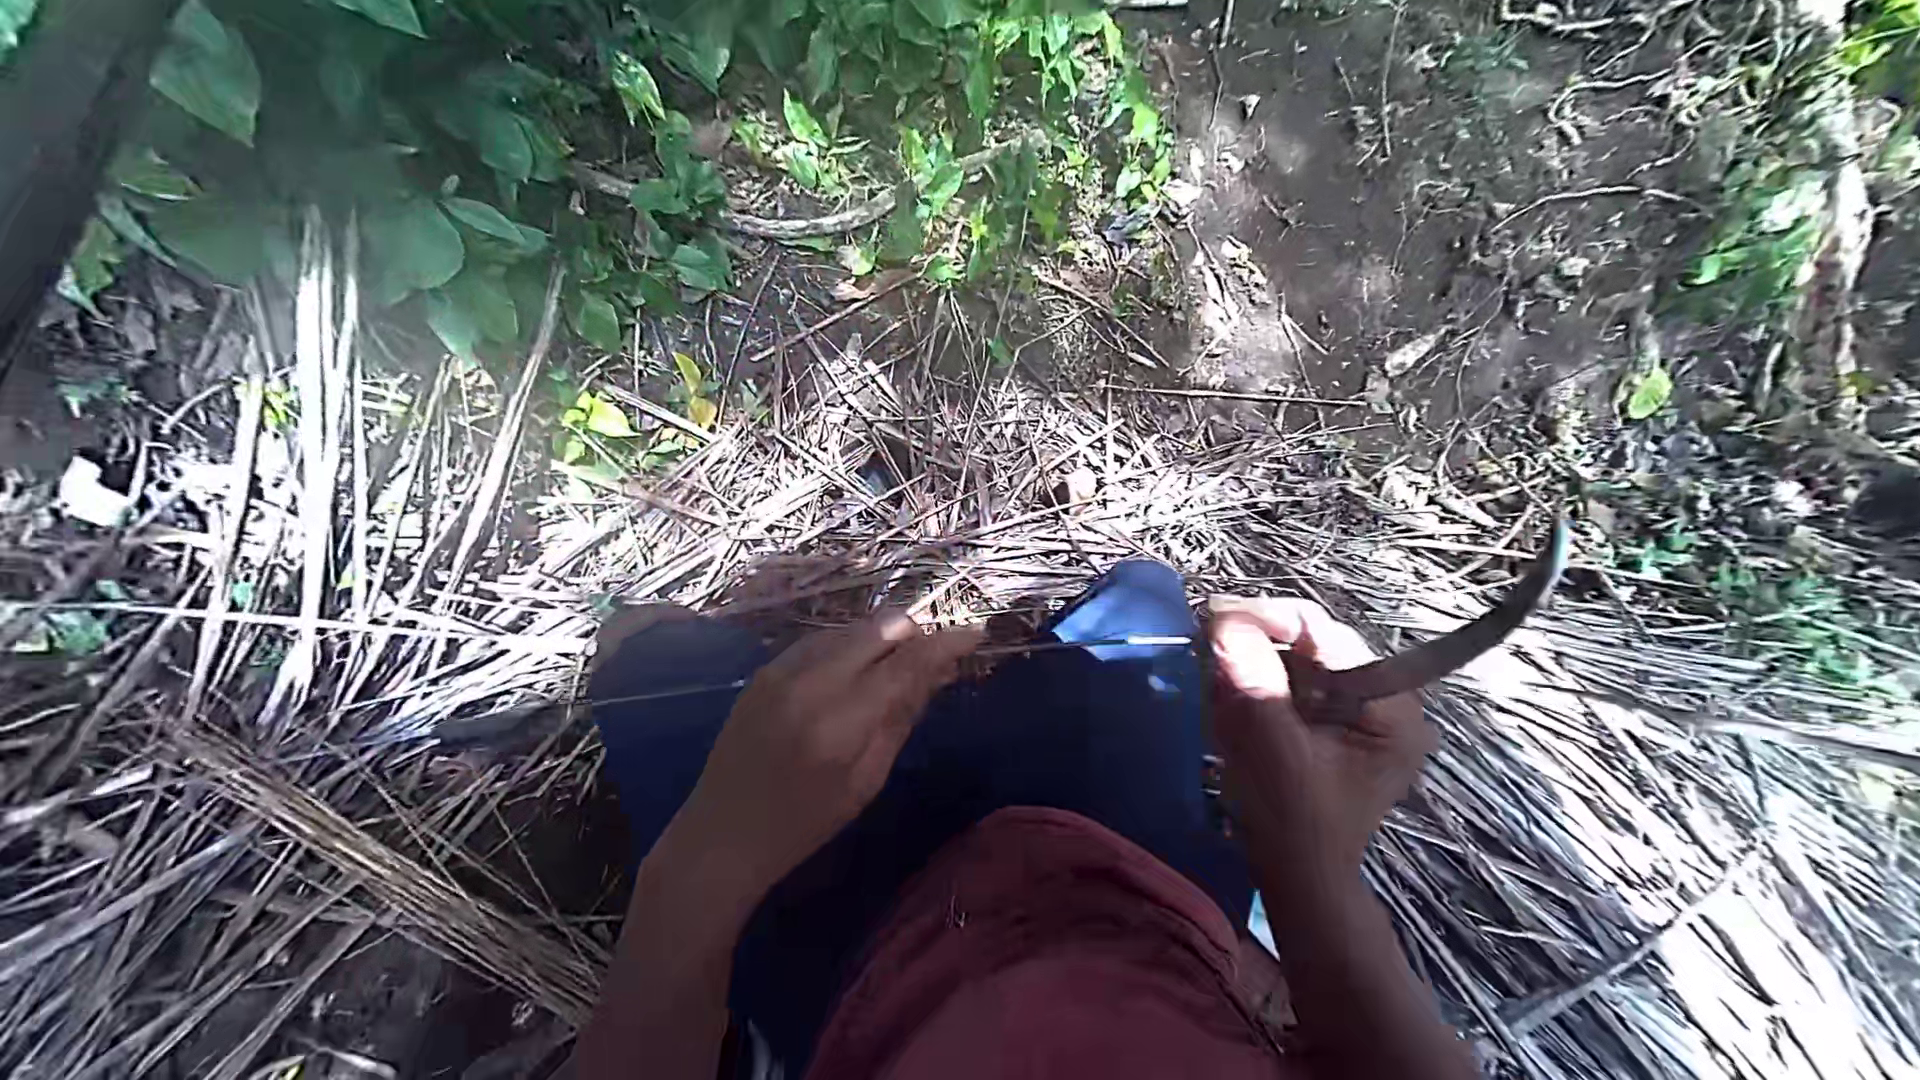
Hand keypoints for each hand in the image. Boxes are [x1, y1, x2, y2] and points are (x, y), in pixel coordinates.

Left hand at [673, 610, 981, 894]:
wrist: (721, 833)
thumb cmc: (804, 823)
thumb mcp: (866, 780)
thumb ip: (902, 717)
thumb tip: (939, 671)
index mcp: (841, 722)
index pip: (907, 663)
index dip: (946, 643)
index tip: (975, 632)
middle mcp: (810, 682)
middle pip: (880, 628)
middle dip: (914, 634)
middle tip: (933, 656)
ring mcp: (782, 669)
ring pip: (852, 628)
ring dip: (883, 638)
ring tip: (895, 666)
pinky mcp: (765, 668)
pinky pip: (822, 638)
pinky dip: (850, 645)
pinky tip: (856, 670)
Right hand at [1206, 598, 1432, 882]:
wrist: (1295, 874)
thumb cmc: (1292, 819)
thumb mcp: (1271, 747)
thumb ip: (1254, 681)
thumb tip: (1223, 618)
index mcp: (1392, 708)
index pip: (1326, 632)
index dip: (1268, 618)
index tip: (1214, 619)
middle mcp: (1384, 700)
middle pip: (1310, 641)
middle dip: (1255, 642)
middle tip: (1207, 646)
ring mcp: (1356, 709)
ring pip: (1294, 657)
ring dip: (1250, 660)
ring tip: (1215, 677)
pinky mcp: (1330, 718)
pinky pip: (1288, 679)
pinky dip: (1255, 679)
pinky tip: (1231, 696)